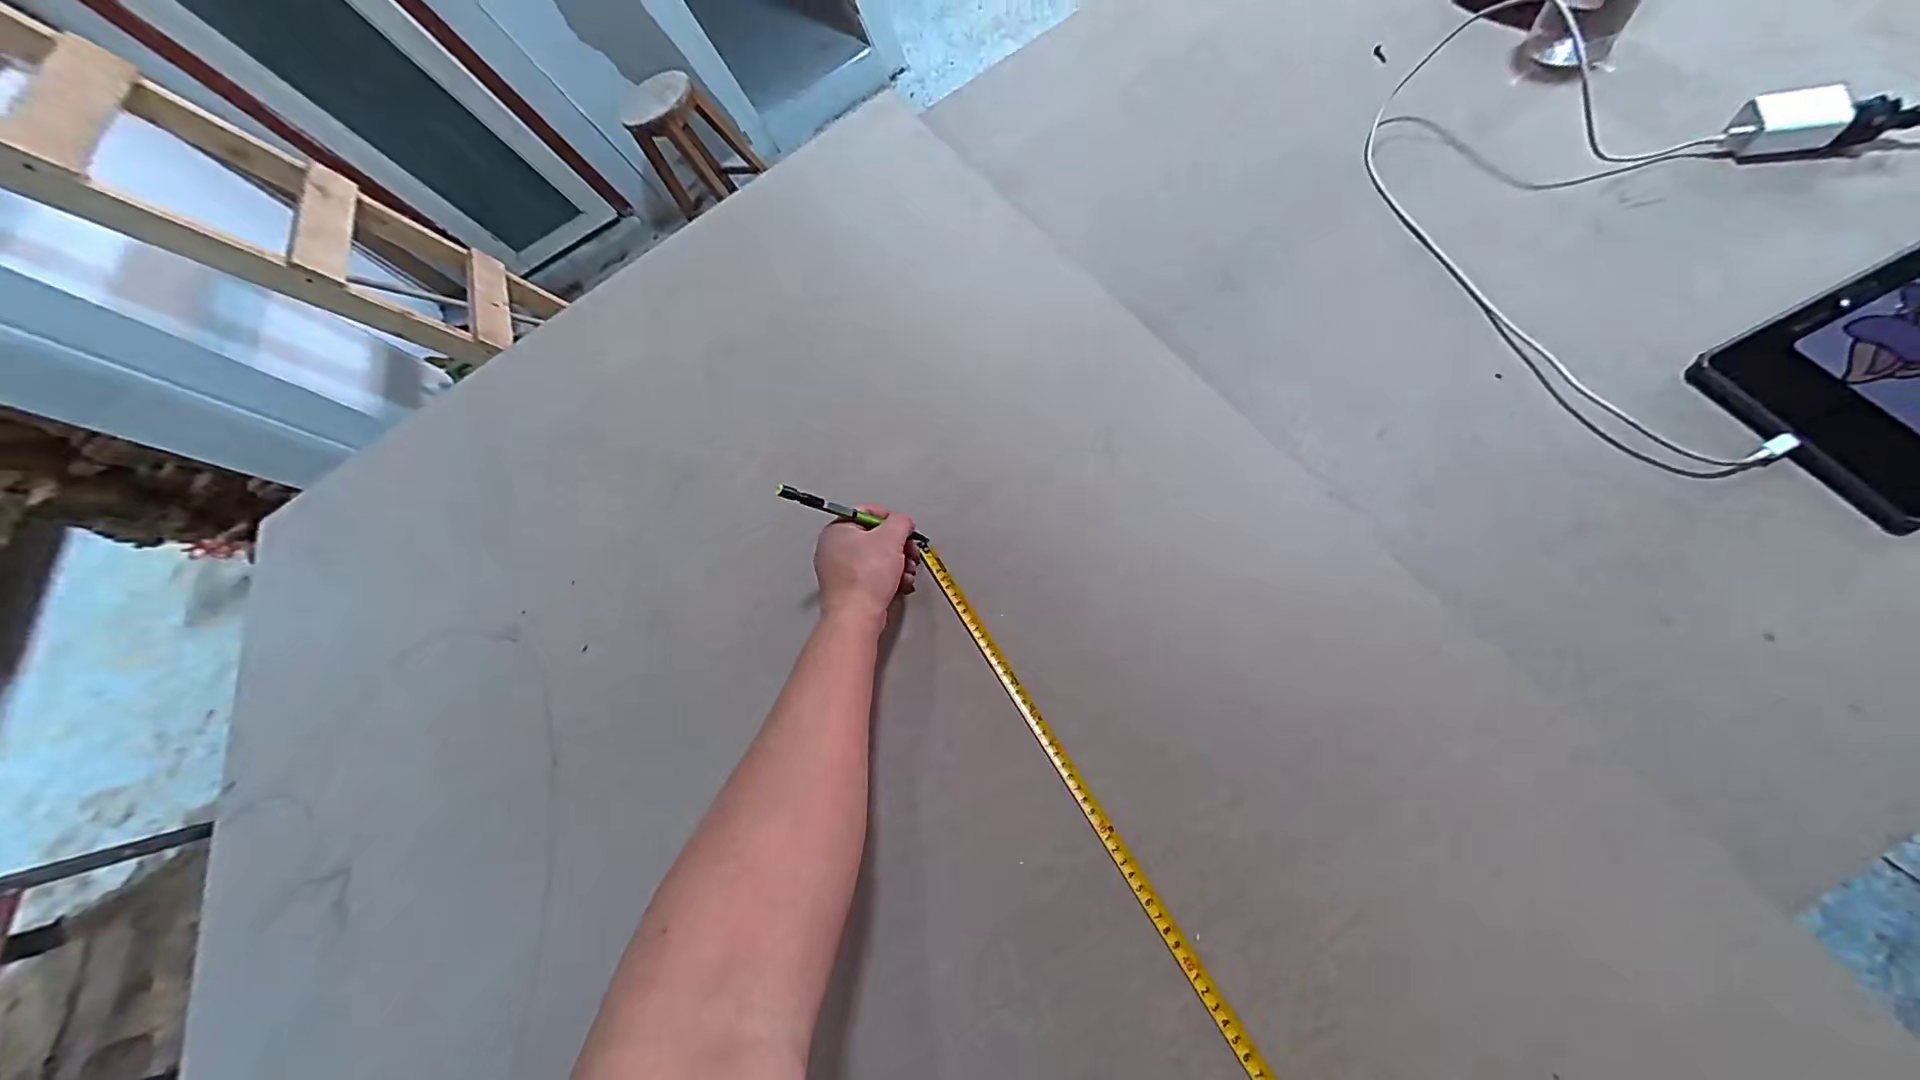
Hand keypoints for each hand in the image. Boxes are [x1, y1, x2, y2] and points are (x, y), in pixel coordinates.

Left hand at [814, 504, 917, 622]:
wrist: (858, 615)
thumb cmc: (865, 578)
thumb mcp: (891, 537)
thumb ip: (901, 521)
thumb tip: (904, 522)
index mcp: (837, 530)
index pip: (868, 512)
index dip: (891, 519)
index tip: (904, 529)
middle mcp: (835, 548)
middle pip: (876, 537)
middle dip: (899, 546)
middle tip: (909, 552)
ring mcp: (842, 570)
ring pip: (879, 557)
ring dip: (899, 563)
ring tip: (905, 571)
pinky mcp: (851, 588)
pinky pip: (875, 575)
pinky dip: (891, 578)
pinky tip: (900, 583)